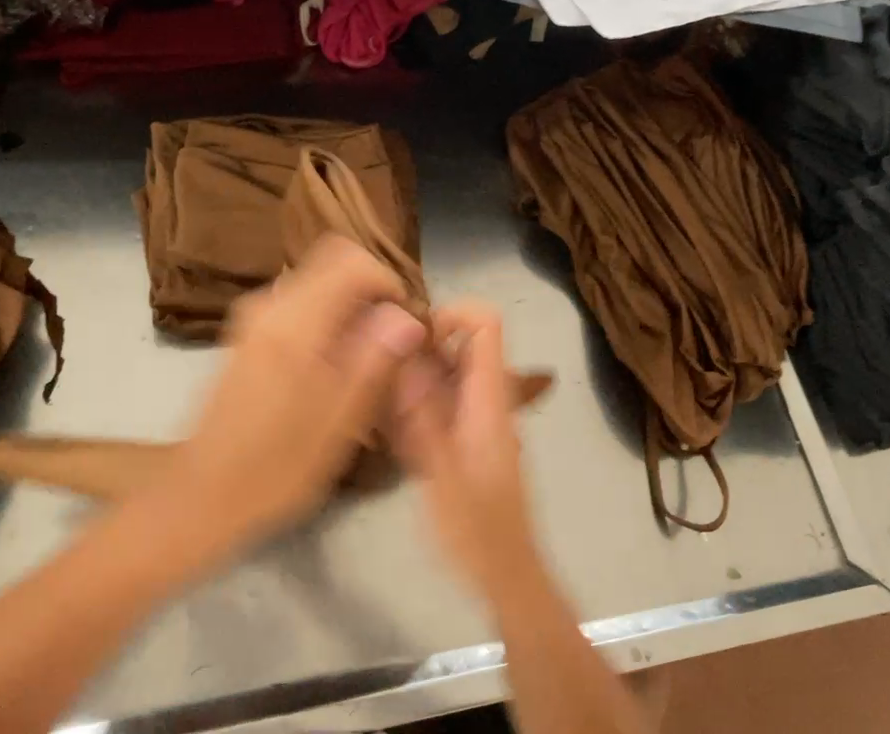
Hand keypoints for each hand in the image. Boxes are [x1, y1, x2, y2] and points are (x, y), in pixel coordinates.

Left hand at [164, 236, 426, 551]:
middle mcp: (269, 307)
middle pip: (333, 263)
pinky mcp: (246, 335)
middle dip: (370, 292)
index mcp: (294, 323)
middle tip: (389, 341)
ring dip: (349, 306)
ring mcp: (252, 318)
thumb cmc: (275, 469)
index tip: (404, 325)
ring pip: (317, 282)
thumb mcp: (338, 423)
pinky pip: (298, 303)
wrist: (202, 495)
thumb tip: (407, 317)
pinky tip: (333, 368)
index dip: (388, 283)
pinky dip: (326, 319)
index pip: (352, 261)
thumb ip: (373, 361)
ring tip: (366, 359)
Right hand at [390, 303, 542, 596]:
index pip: (486, 325)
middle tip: (382, 371)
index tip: (411, 335)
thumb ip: (423, 417)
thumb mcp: (441, 476)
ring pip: (449, 375)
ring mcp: (482, 420)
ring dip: (414, 380)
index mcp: (489, 400)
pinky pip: (444, 403)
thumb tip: (406, 360)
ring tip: (381, 404)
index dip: (451, 314)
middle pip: (462, 346)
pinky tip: (393, 434)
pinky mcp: (471, 440)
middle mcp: (489, 401)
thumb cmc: (477, 532)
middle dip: (419, 349)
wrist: (507, 576)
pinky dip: (418, 407)